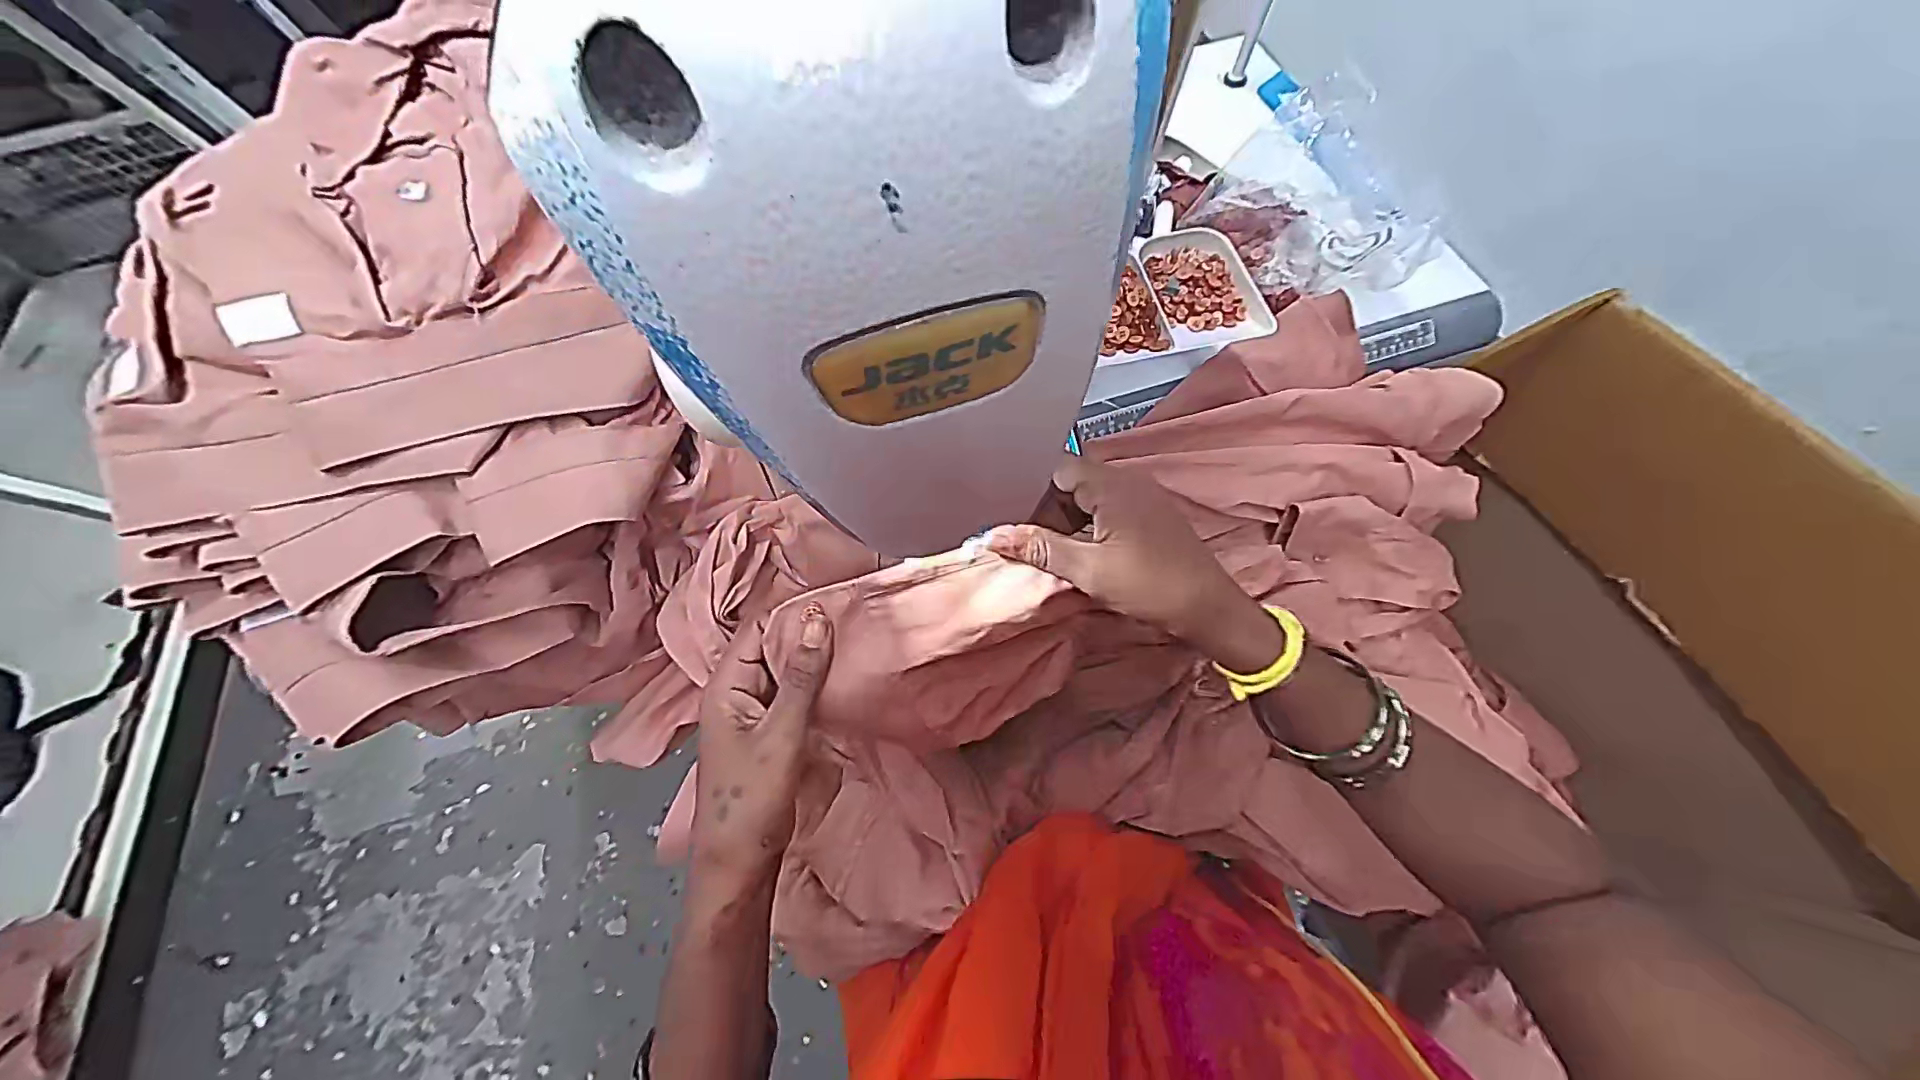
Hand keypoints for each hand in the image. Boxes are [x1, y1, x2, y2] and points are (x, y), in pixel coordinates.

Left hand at [688, 607, 832, 888]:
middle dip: (807, 632)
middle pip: (772, 646)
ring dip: (813, 658)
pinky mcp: (771, 730)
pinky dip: (815, 684)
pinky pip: (793, 694)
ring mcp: (754, 712)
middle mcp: (737, 692)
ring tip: (854, 642)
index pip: (759, 629)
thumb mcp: (782, 733)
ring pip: (785, 670)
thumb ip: (802, 676)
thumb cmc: (752, 799)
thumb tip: (817, 618)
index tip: (836, 602)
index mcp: (726, 685)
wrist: (741, 864)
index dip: (793, 613)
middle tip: (853, 618)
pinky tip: (841, 679)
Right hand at [986, 457, 1282, 671]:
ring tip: (1048, 549)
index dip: (1030, 488)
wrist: (1210, 609)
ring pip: (1090, 498)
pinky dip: (1088, 527)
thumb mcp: (1087, 569)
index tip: (1010, 512)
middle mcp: (1128, 482)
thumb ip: (1040, 548)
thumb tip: (993, 536)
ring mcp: (1143, 498)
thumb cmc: (1149, 585)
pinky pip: (1109, 511)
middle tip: (1026, 537)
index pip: (1057, 468)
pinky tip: (1079, 553)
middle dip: (1046, 508)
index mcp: (1111, 485)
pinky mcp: (1151, 517)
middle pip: (1073, 482)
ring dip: (1067, 521)